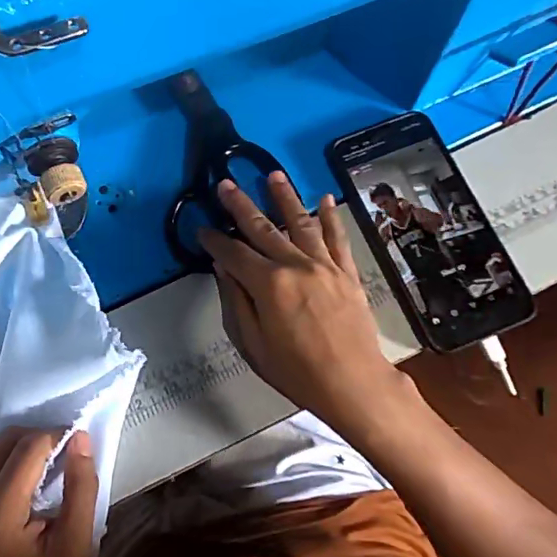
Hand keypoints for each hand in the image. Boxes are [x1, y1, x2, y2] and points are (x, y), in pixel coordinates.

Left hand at [0, 427, 97, 556]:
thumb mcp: (76, 545)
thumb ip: (81, 488)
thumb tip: (79, 438)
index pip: (27, 449)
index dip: (56, 437)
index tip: (77, 446)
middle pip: (2, 443)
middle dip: (37, 438)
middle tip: (63, 455)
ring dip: (18, 451)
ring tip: (44, 470)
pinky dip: (1, 467)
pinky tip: (20, 488)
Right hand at [197, 172, 421, 436]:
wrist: (352, 382)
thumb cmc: (297, 371)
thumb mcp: (253, 345)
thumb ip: (236, 302)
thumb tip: (223, 267)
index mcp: (268, 284)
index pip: (234, 253)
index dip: (215, 240)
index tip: (203, 228)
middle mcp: (296, 265)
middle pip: (264, 228)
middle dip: (242, 205)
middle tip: (227, 183)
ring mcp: (325, 265)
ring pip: (301, 222)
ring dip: (285, 197)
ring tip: (273, 175)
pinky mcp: (347, 272)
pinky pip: (337, 237)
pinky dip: (330, 217)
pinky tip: (324, 198)